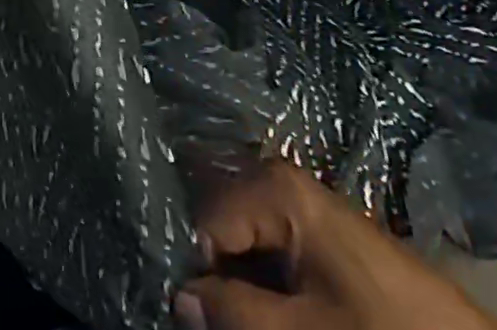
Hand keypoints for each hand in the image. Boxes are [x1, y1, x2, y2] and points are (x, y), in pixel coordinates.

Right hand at [176, 161, 496, 329]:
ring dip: (236, 281)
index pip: (204, 223)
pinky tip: (271, 309)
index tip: (196, 315)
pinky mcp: (317, 230)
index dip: (197, 271)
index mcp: (277, 188)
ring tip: (248, 314)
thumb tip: (179, 297)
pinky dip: (260, 279)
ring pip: (241, 239)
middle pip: (221, 224)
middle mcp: (284, 181)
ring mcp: (302, 204)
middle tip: (220, 317)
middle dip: (215, 272)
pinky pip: (266, 247)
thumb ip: (231, 311)